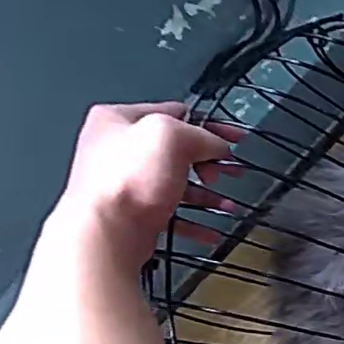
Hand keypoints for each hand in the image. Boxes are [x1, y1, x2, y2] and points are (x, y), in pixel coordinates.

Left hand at [50, 102, 240, 265]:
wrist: (107, 230)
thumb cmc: (131, 178)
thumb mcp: (171, 137)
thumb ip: (201, 135)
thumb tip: (218, 147)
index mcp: (120, 120)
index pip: (175, 113)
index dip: (211, 125)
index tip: (237, 138)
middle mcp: (118, 148)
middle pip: (179, 150)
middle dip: (211, 162)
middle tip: (233, 170)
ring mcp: (126, 182)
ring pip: (179, 184)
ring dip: (209, 195)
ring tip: (229, 206)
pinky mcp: (135, 212)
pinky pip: (174, 213)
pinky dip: (197, 222)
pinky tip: (213, 230)